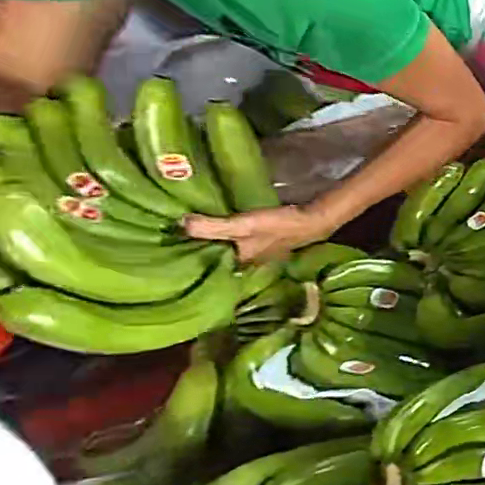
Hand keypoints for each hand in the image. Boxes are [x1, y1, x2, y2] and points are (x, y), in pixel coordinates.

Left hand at [184, 205, 332, 262]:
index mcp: (241, 262)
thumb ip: (212, 227)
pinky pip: (241, 243)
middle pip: (220, 258)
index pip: (208, 264)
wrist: (317, 220)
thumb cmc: (280, 226)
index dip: (189, 257)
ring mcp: (262, 253)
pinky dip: (230, 240)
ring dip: (217, 245)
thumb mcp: (244, 225)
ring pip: (231, 251)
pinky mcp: (270, 243)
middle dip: (203, 251)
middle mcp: (250, 262)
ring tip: (197, 233)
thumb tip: (177, 224)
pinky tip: (226, 231)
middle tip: (176, 239)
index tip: (167, 249)